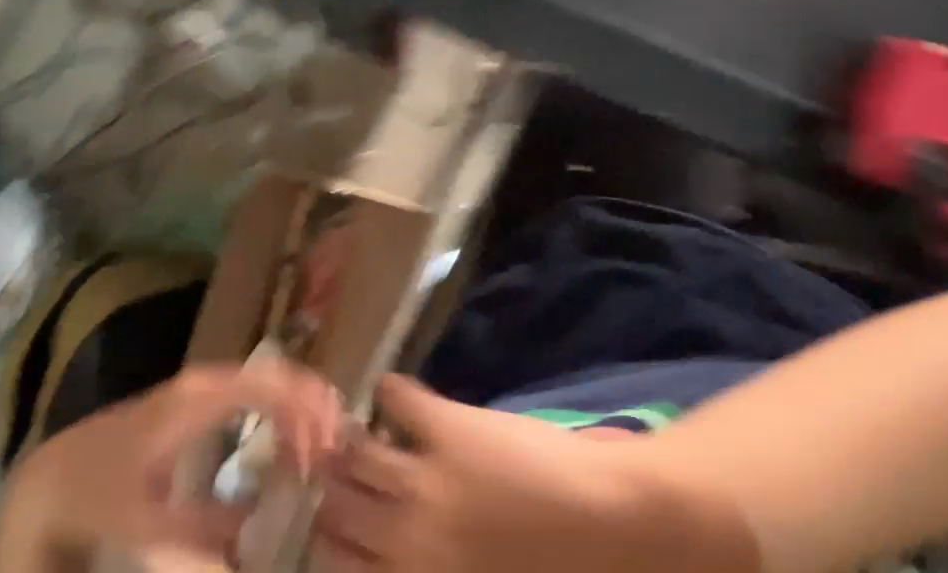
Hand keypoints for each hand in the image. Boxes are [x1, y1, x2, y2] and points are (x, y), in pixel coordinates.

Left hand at [0, 361, 340, 570]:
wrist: (47, 484)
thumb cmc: (93, 496)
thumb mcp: (143, 523)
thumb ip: (202, 535)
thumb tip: (258, 541)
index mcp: (197, 399)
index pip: (269, 383)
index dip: (306, 406)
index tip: (330, 444)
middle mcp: (202, 385)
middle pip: (273, 378)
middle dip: (310, 408)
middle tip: (334, 452)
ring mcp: (195, 393)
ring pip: (262, 387)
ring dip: (295, 413)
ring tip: (318, 452)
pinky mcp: (189, 409)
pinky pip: (247, 400)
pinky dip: (274, 417)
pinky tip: (283, 450)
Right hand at [314, 377, 724, 572]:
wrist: (620, 527)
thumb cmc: (558, 570)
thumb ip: (425, 566)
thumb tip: (394, 549)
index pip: (334, 560)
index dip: (327, 534)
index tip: (327, 517)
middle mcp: (402, 536)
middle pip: (332, 505)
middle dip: (329, 486)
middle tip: (332, 469)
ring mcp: (422, 477)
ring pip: (353, 452)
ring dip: (349, 438)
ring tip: (354, 428)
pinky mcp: (448, 426)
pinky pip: (396, 398)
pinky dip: (389, 393)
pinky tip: (393, 394)